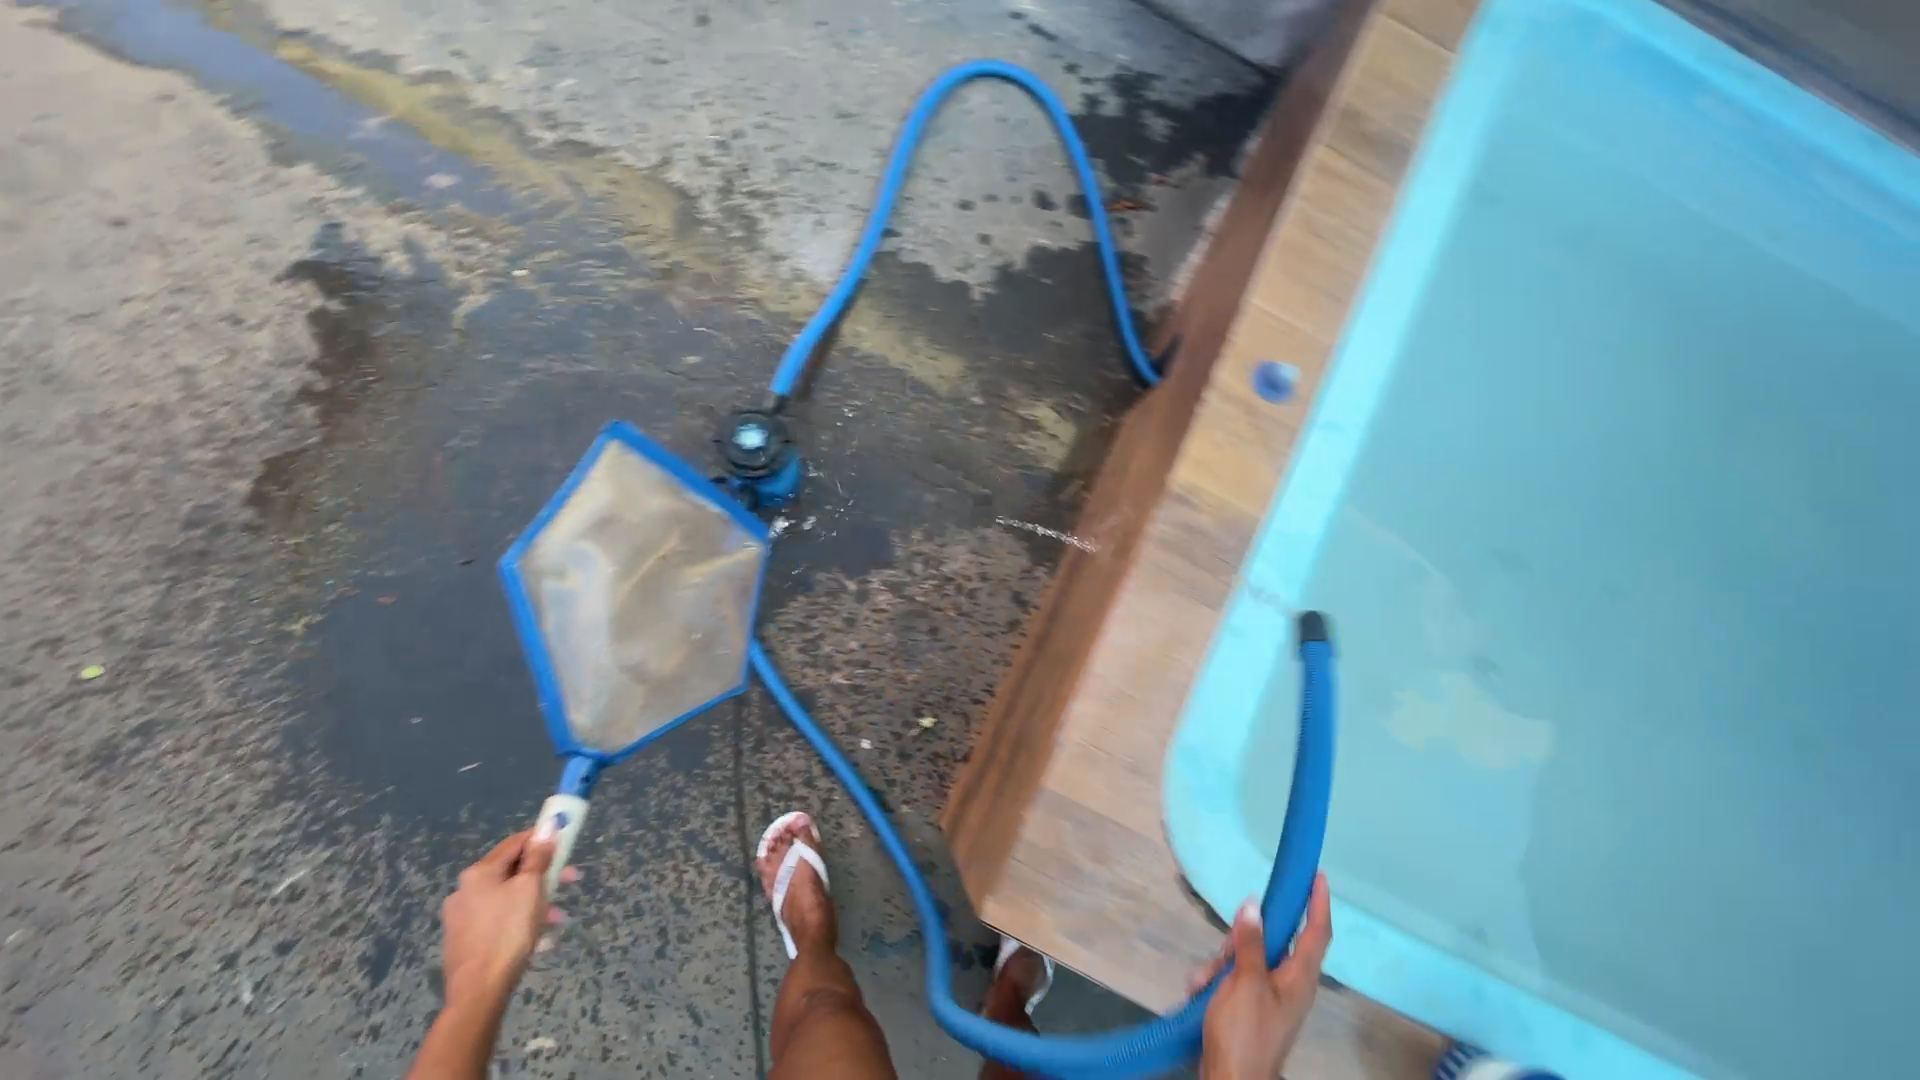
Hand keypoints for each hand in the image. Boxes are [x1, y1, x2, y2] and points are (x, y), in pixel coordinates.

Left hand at [438, 827, 564, 1009]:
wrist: (478, 990)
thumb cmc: (508, 932)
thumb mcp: (530, 888)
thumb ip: (539, 856)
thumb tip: (547, 828)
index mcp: (478, 873)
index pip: (515, 843)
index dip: (541, 839)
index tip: (564, 845)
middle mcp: (465, 890)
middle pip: (512, 872)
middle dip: (544, 876)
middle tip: (570, 882)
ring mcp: (461, 917)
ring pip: (507, 898)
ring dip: (536, 902)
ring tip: (556, 919)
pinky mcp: (463, 940)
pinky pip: (498, 920)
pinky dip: (519, 921)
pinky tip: (538, 939)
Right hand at [1195, 873, 1332, 1079]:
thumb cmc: (1245, 1033)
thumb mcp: (1244, 982)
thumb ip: (1250, 943)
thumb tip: (1253, 906)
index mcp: (1300, 979)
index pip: (1316, 932)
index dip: (1318, 904)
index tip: (1318, 875)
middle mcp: (1289, 985)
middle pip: (1269, 942)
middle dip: (1241, 940)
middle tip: (1226, 947)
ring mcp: (1268, 998)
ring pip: (1244, 959)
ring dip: (1220, 965)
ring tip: (1203, 983)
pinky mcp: (1248, 1009)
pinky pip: (1231, 979)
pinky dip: (1214, 981)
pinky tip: (1198, 993)